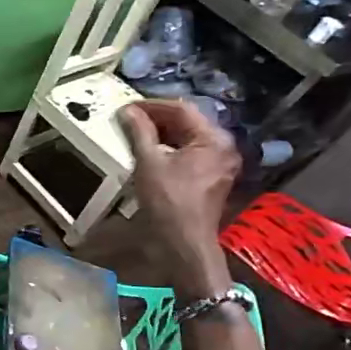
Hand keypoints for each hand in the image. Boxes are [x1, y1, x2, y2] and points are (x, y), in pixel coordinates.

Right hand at [121, 100, 240, 298]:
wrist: (184, 244)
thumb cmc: (168, 202)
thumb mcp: (149, 163)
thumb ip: (139, 132)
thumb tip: (127, 111)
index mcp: (213, 139)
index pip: (181, 110)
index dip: (152, 106)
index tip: (127, 107)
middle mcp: (223, 147)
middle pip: (188, 122)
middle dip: (157, 119)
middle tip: (129, 118)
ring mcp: (219, 164)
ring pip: (188, 138)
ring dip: (162, 133)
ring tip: (135, 132)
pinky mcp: (211, 178)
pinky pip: (190, 153)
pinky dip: (170, 148)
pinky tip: (149, 150)